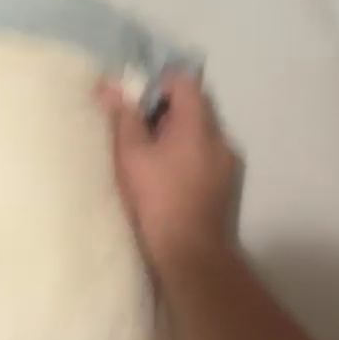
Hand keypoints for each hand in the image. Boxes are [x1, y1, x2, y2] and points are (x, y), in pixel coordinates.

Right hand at [95, 73, 242, 278]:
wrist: (191, 256)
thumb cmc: (156, 201)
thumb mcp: (130, 156)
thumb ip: (123, 117)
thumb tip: (110, 85)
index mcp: (199, 125)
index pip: (184, 82)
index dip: (158, 84)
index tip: (135, 101)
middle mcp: (221, 138)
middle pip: (194, 107)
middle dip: (164, 112)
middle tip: (135, 129)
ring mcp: (228, 164)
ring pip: (200, 134)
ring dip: (176, 136)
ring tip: (148, 156)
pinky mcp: (227, 186)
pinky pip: (206, 156)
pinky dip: (187, 156)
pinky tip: (166, 178)